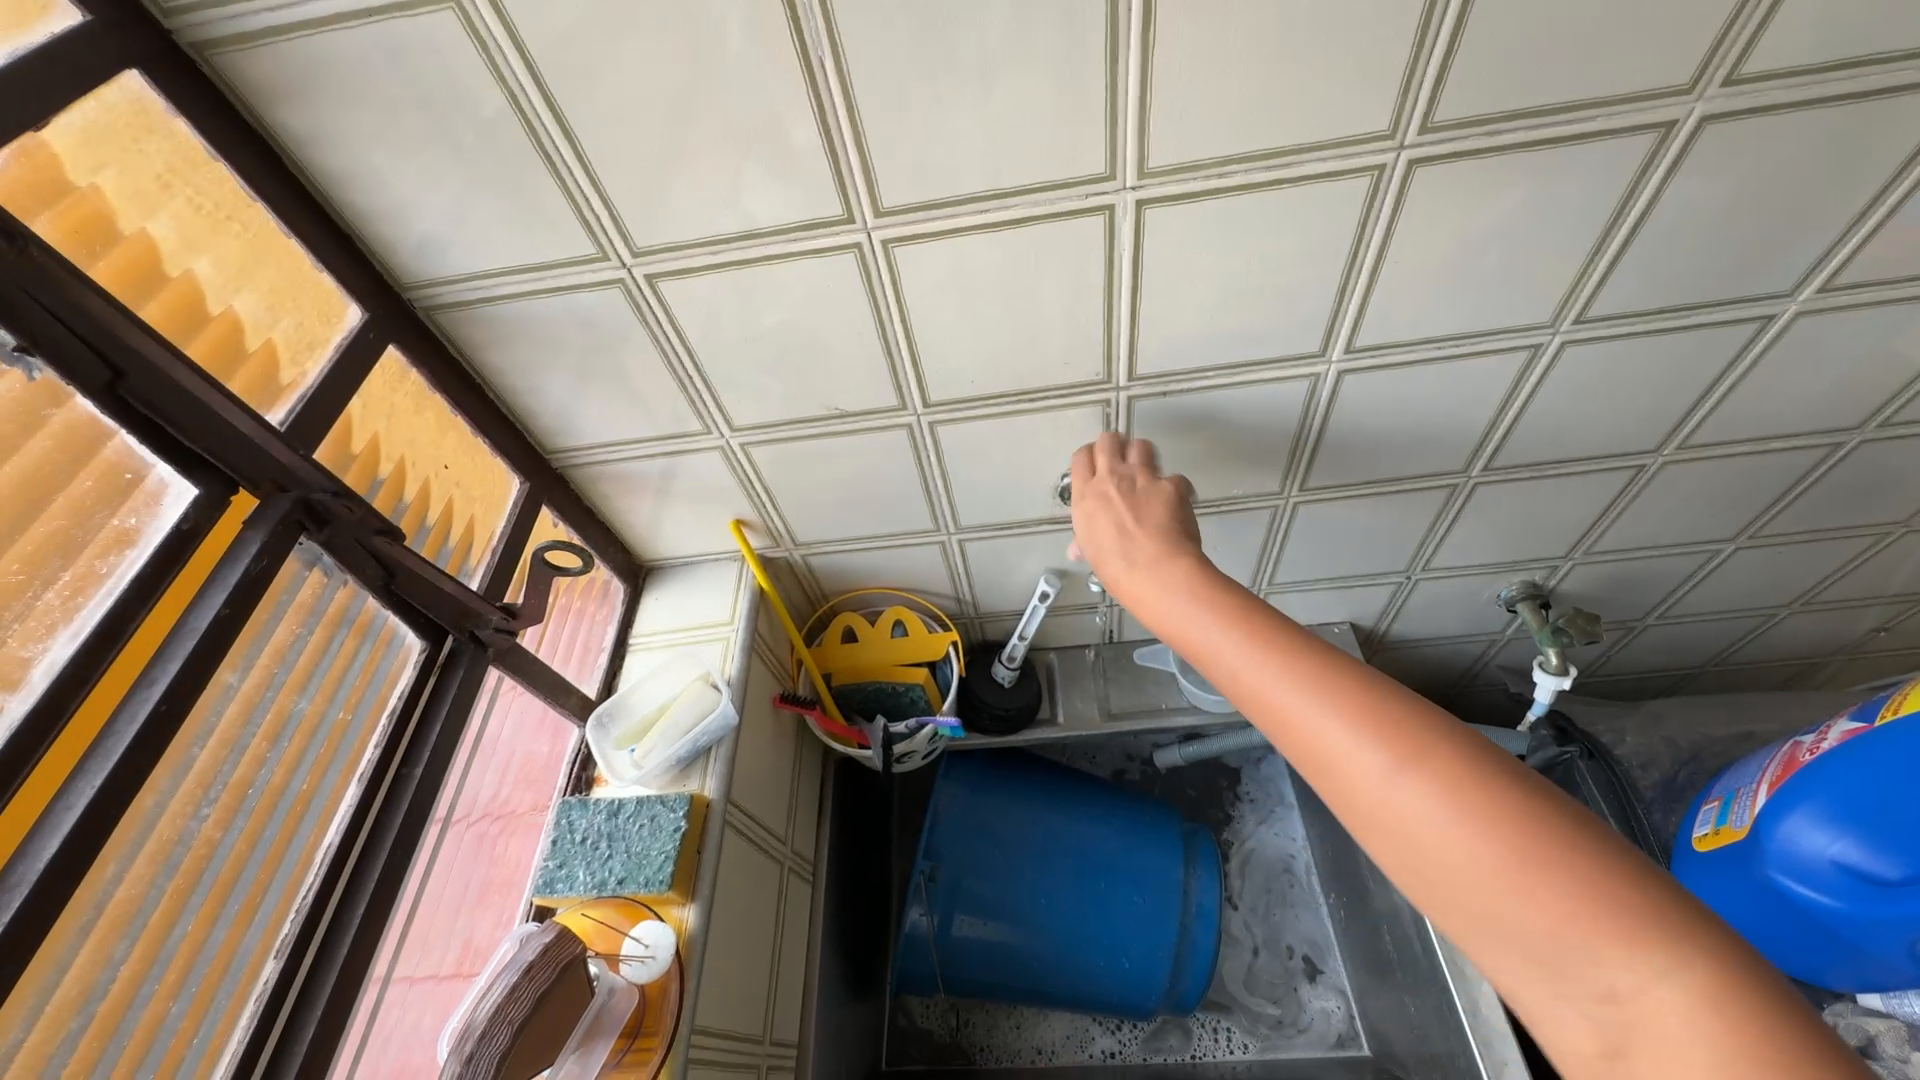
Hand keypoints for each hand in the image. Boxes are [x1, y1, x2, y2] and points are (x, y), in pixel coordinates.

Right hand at [1067, 433, 1207, 605]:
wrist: (1155, 571)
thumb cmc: (1115, 568)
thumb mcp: (1091, 553)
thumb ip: (1084, 542)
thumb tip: (1075, 550)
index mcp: (1086, 495)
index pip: (1082, 457)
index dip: (1090, 456)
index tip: (1096, 465)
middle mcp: (1112, 478)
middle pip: (1109, 440)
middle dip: (1115, 445)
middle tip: (1121, 460)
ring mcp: (1144, 478)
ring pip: (1141, 445)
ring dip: (1143, 455)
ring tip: (1147, 470)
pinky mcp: (1173, 484)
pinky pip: (1176, 477)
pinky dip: (1177, 488)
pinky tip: (1178, 502)